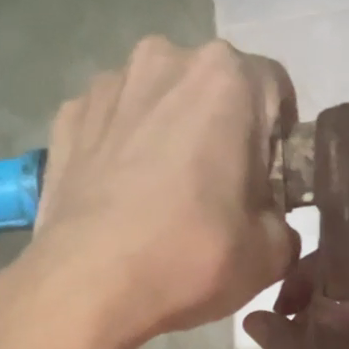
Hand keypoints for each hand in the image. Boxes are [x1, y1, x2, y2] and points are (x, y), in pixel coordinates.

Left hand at [0, 37, 299, 348]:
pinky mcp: (64, 121)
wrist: (86, 288)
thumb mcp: (271, 253)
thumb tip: (267, 219)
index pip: (275, 92)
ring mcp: (107, 87)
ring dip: (164, 136)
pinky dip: (116, 152)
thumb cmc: (189, 259)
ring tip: (157, 199)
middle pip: (209, 90)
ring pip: (154, 104)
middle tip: (213, 195)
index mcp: (228, 76)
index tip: (265, 185)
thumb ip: (283, 219)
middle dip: (218, 131)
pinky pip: (108, 128)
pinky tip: (116, 200)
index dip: (276, 142)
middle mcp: (165, 61)